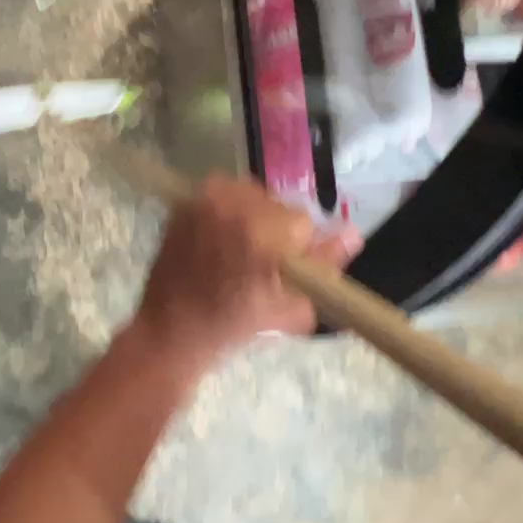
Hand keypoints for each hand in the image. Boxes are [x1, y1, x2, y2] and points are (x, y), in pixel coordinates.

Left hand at [131, 175, 359, 360]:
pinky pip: (222, 192)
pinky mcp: (184, 203)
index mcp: (261, 234)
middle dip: (278, 228)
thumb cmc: (233, 326)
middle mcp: (232, 207)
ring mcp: (203, 201)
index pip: (302, 221)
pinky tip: (222, 236)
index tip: (286, 268)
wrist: (171, 330)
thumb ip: (325, 267)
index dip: (300, 246)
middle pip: (277, 203)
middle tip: (263, 261)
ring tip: (241, 248)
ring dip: (254, 215)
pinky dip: (228, 208)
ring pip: (251, 194)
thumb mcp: (290, 307)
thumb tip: (352, 234)